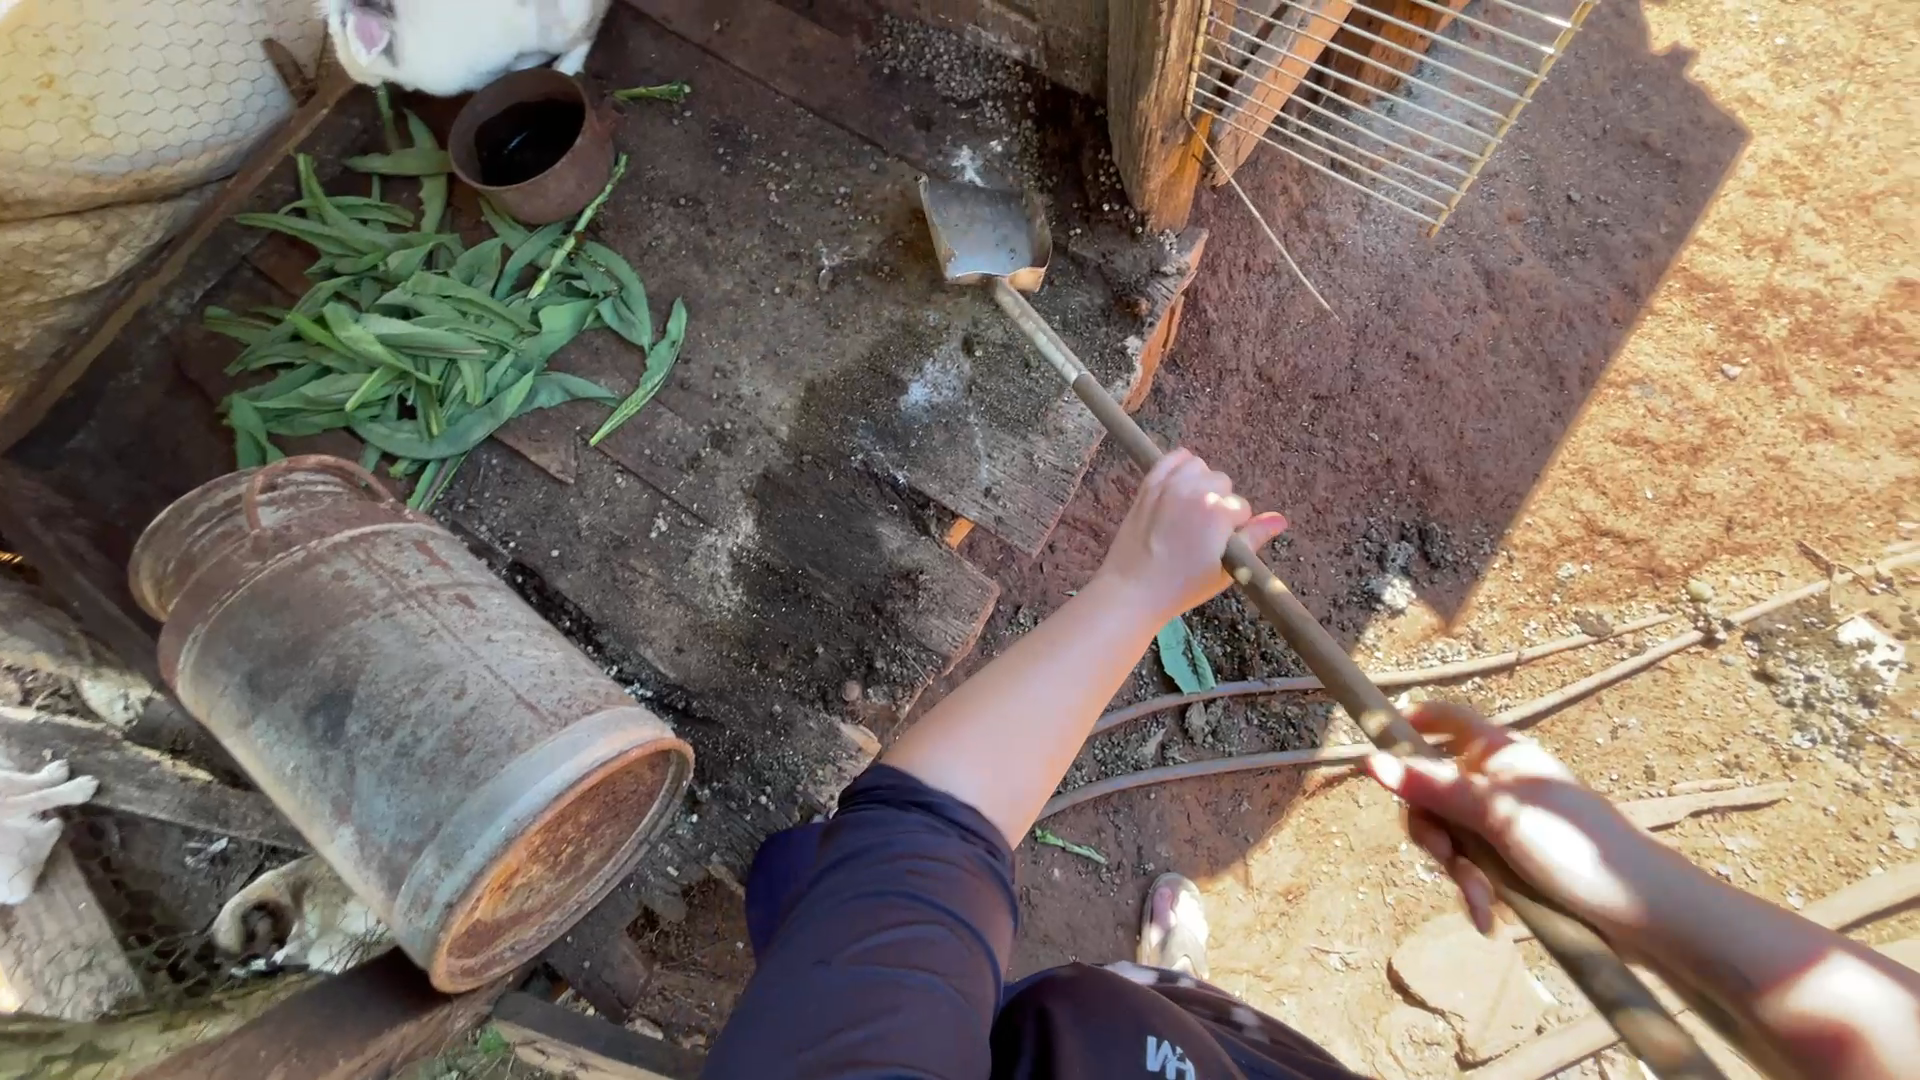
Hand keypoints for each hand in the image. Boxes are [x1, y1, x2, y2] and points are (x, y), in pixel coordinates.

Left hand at [1092, 447, 1286, 624]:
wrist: (1133, 588)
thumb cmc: (1182, 586)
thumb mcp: (1226, 570)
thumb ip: (1253, 538)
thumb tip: (1280, 520)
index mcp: (1218, 512)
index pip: (1242, 508)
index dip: (1235, 528)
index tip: (1219, 545)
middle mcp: (1195, 491)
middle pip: (1223, 483)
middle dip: (1219, 503)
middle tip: (1203, 531)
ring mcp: (1168, 485)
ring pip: (1199, 467)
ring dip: (1201, 483)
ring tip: (1191, 509)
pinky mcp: (1148, 486)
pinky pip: (1171, 459)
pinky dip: (1180, 465)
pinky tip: (1181, 482)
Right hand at [1365, 703, 1690, 948]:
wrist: (1653, 917)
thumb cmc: (1577, 847)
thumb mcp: (1494, 814)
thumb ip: (1430, 787)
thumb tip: (1367, 760)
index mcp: (1495, 752)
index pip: (1441, 717)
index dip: (1407, 723)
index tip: (1379, 752)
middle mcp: (1494, 780)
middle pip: (1428, 786)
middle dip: (1429, 826)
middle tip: (1444, 855)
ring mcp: (1501, 820)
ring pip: (1445, 830)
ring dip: (1453, 866)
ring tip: (1479, 898)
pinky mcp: (1511, 857)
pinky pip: (1469, 862)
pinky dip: (1472, 887)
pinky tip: (1487, 915)